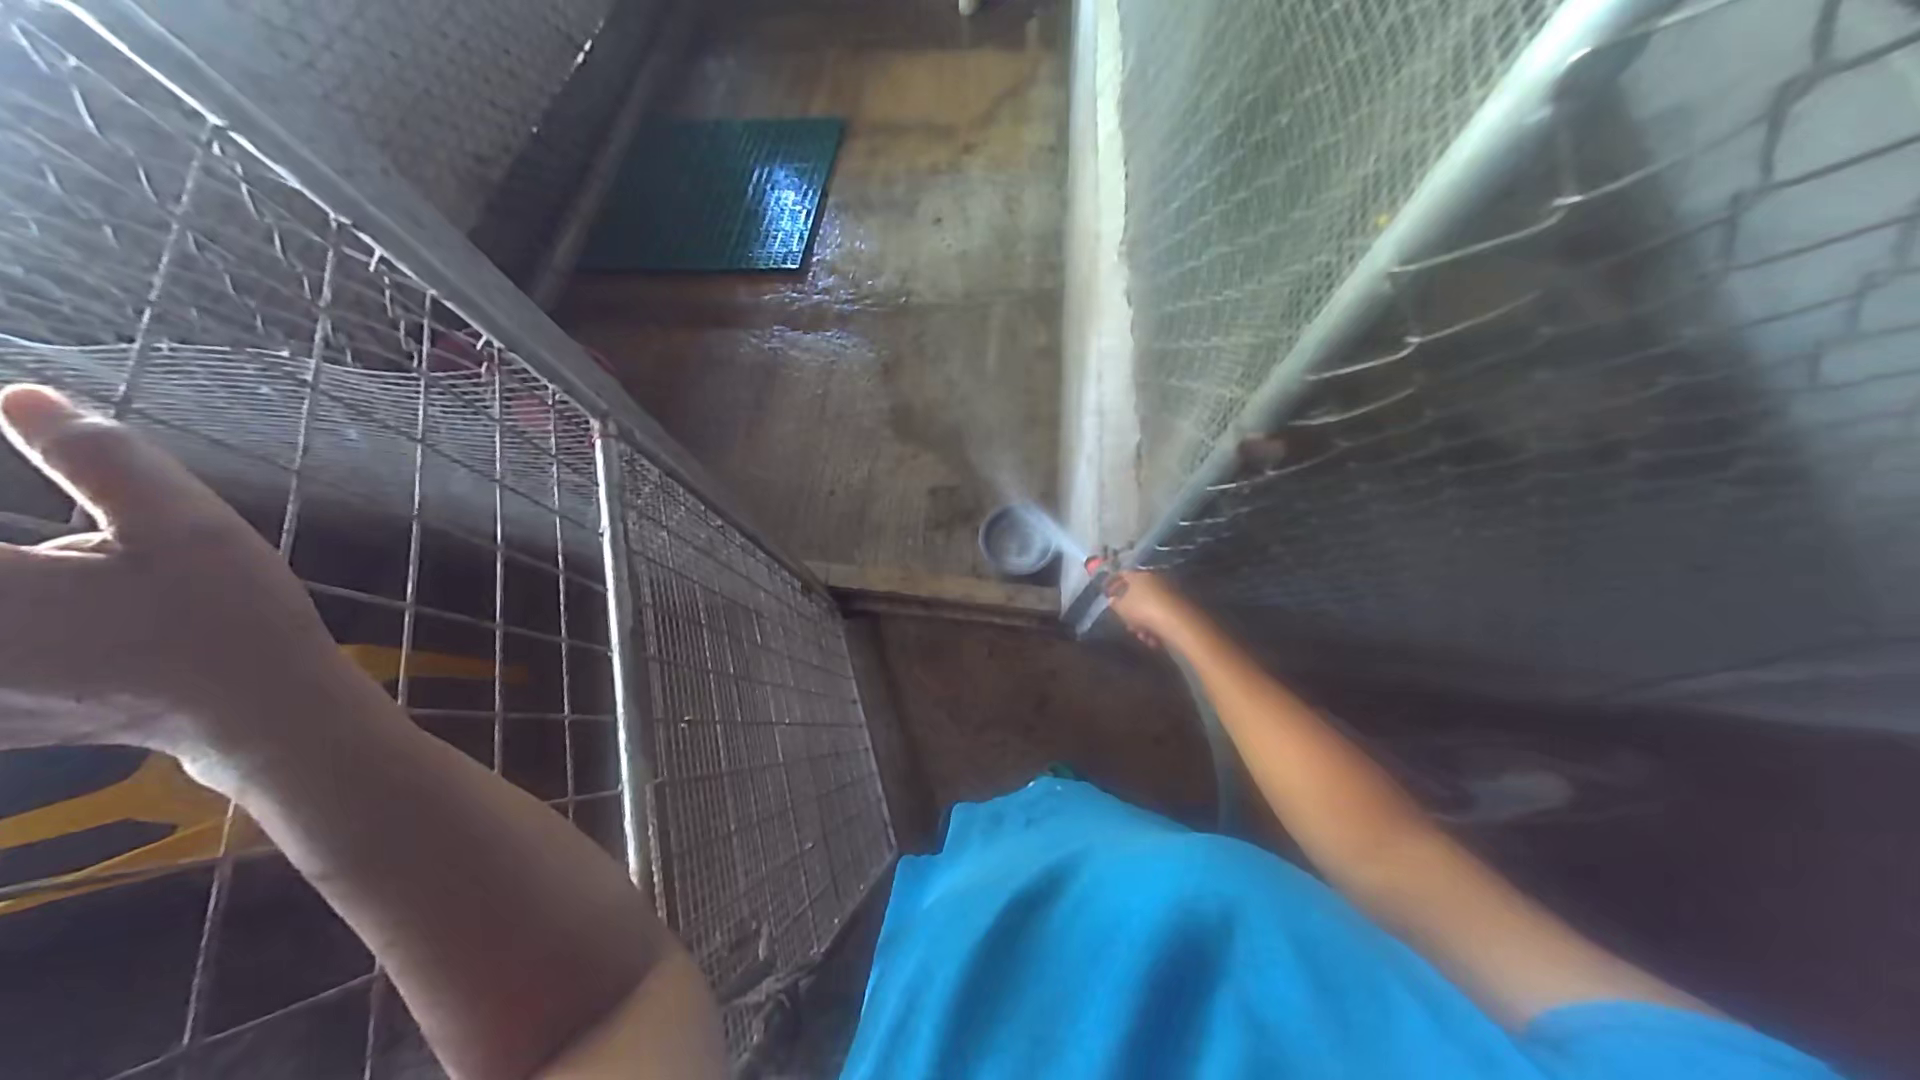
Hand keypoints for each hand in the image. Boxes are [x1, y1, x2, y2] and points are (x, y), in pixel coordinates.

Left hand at [0, 385, 366, 769]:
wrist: (261, 710)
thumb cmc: (228, 616)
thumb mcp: (187, 525)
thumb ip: (98, 458)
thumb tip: (20, 397)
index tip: (34, 474)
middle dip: (16, 562)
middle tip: (82, 561)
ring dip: (29, 586)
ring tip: (79, 590)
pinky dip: (23, 627)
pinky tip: (63, 627)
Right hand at [1098, 566, 1204, 648]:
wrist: (1177, 622)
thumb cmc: (1143, 610)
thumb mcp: (1121, 608)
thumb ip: (1115, 603)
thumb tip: (1112, 599)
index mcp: (1139, 575)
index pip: (1122, 574)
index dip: (1112, 583)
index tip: (1106, 594)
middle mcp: (1155, 579)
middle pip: (1137, 593)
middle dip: (1130, 610)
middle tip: (1126, 624)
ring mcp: (1169, 592)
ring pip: (1149, 606)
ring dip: (1143, 622)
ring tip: (1141, 635)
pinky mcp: (1179, 605)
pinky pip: (1161, 614)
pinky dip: (1156, 625)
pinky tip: (1153, 638)